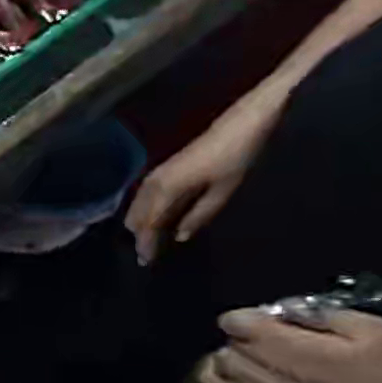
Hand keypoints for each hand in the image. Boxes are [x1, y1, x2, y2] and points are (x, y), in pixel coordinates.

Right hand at [124, 88, 279, 264]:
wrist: (245, 120)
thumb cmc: (239, 155)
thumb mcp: (225, 188)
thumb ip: (200, 214)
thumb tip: (179, 236)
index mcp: (164, 191)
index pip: (147, 224)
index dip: (146, 244)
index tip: (147, 262)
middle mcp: (151, 184)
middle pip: (135, 217)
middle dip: (140, 235)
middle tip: (149, 253)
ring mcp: (154, 176)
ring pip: (136, 208)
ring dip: (142, 224)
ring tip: (151, 238)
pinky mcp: (162, 171)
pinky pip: (144, 199)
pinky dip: (146, 212)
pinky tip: (158, 218)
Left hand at [202, 308, 381, 382]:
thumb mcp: (378, 330)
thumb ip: (325, 314)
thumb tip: (286, 308)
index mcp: (296, 350)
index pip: (238, 324)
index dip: (245, 315)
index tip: (265, 315)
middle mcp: (273, 373)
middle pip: (230, 344)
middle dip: (244, 334)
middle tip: (272, 333)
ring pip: (225, 366)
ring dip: (234, 353)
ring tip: (260, 350)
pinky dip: (220, 377)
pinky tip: (232, 369)